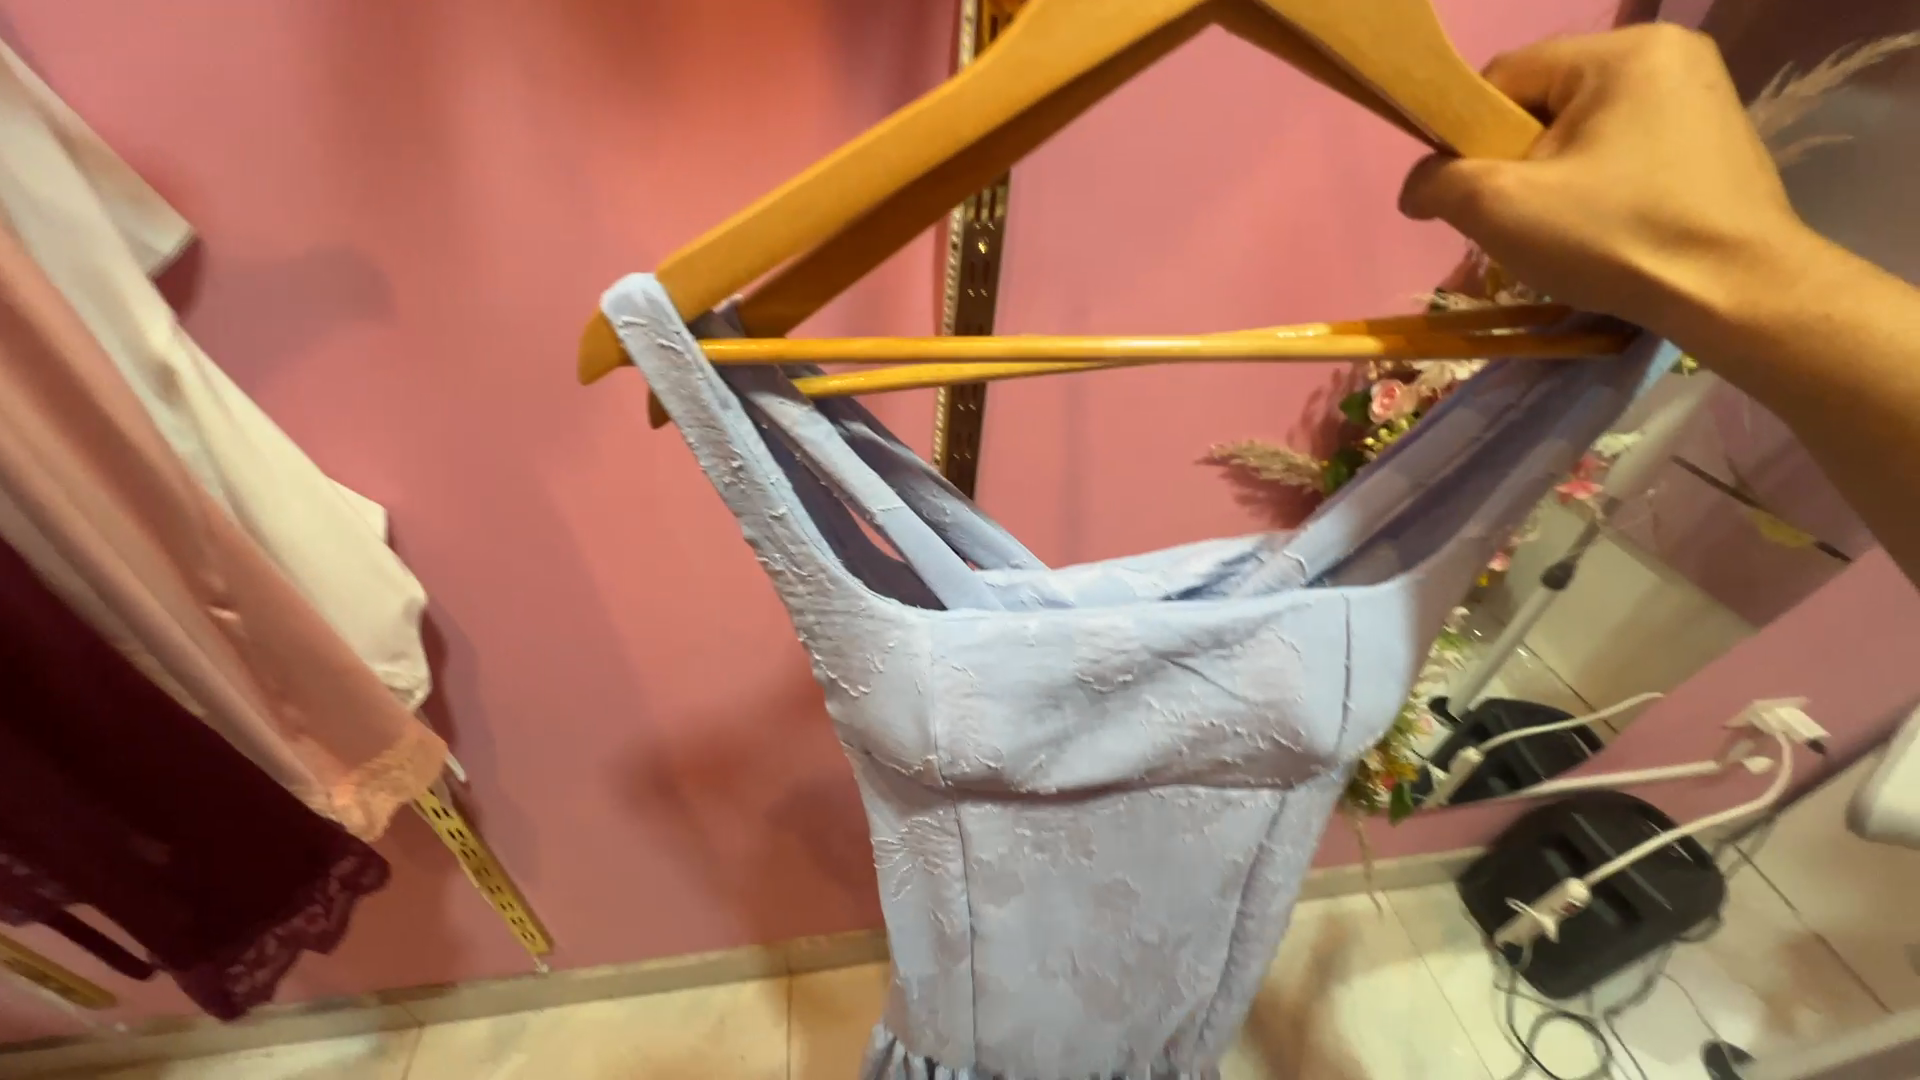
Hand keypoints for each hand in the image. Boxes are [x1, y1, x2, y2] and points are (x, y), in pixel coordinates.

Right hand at [1399, 25, 1815, 340]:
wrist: (1728, 288)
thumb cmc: (1611, 236)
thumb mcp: (1500, 207)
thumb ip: (1439, 183)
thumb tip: (1416, 186)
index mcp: (1621, 54)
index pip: (1504, 75)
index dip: (1465, 133)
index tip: (1464, 189)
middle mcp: (1665, 55)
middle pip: (1539, 102)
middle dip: (1508, 159)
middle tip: (1509, 217)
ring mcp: (1695, 93)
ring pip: (1573, 129)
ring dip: (1542, 176)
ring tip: (1550, 227)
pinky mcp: (1704, 136)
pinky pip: (1613, 147)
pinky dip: (1583, 183)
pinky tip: (1590, 224)